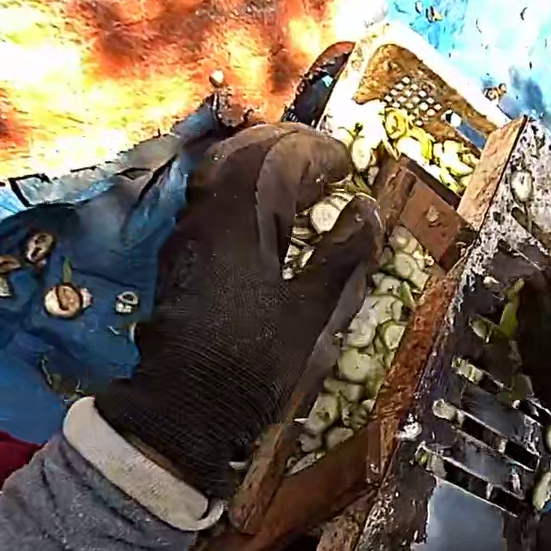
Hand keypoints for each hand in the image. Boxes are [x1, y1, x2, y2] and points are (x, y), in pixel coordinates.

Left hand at [96, 123, 381, 495]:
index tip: (347, 165)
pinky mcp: (183, 252)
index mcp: (242, 221)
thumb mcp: (314, 310)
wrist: (189, 402)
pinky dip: (246, 188)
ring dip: (264, 164)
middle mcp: (208, 213)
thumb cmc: (258, 358)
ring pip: (223, 171)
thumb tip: (366, 209)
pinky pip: (214, 197)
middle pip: (244, 152)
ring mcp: (189, 231)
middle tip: (326, 163)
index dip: (318, 153)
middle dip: (289, 148)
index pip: (280, 158)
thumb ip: (343, 255)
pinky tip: (267, 211)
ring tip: (301, 180)